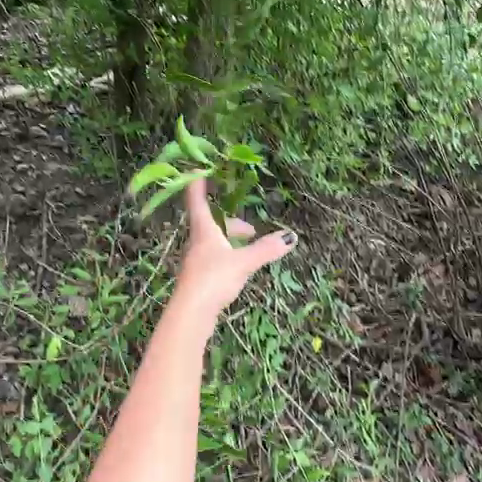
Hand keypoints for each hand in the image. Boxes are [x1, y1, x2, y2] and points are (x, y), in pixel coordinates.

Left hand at [172, 178, 296, 318]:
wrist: (190, 313)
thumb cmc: (213, 279)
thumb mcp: (244, 262)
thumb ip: (266, 249)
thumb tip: (290, 237)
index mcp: (203, 230)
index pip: (197, 199)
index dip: (198, 183)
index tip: (199, 168)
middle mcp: (196, 241)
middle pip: (211, 223)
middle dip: (231, 222)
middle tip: (251, 230)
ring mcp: (195, 260)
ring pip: (213, 242)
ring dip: (231, 241)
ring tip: (250, 249)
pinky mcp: (198, 277)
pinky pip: (213, 257)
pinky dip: (227, 255)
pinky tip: (238, 268)